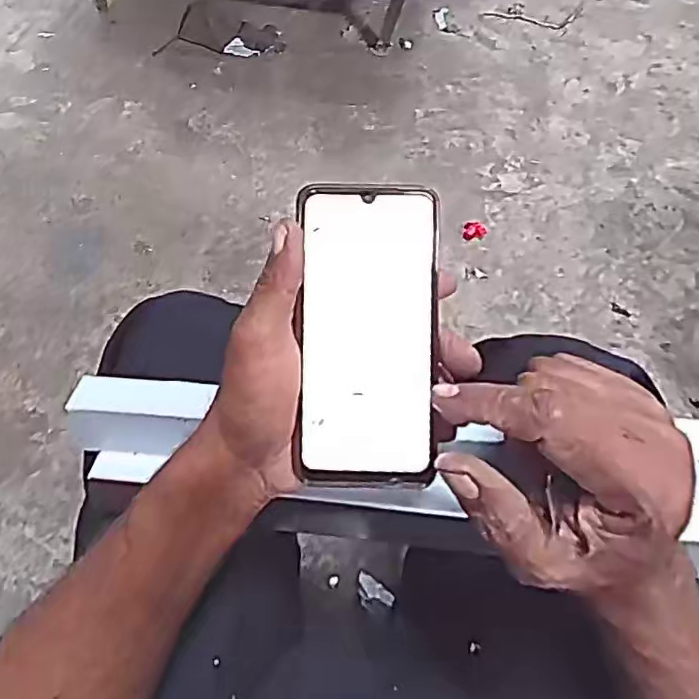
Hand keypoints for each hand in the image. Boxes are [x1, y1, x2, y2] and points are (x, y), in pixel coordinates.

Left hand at [195, 220, 483, 502]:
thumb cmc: (244, 400)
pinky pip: (397, 393)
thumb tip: (287, 234)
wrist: (249, 464)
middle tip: (448, 325)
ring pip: (400, 355)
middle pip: (389, 317)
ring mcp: (348, 372)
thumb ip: (275, 285)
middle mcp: (333, 338)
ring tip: (454, 366)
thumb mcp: (258, 335)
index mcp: (309, 312)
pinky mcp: (357, 404)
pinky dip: (421, 394)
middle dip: (426, 317)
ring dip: (432, 357)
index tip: (421, 263)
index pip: (354, 277)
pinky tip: (436, 401)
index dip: (390, 268)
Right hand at [429, 354, 694, 600]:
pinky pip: (566, 365)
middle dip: (504, 405)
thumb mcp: (542, 563)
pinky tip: (551, 428)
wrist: (640, 561)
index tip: (450, 399)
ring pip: (553, 369)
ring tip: (534, 447)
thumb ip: (496, 512)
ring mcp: (648, 410)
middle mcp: (653, 439)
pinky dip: (543, 388)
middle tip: (493, 442)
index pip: (551, 416)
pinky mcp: (635, 392)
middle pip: (548, 385)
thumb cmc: (604, 566)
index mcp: (640, 484)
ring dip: (526, 398)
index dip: (490, 402)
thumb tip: (457, 464)